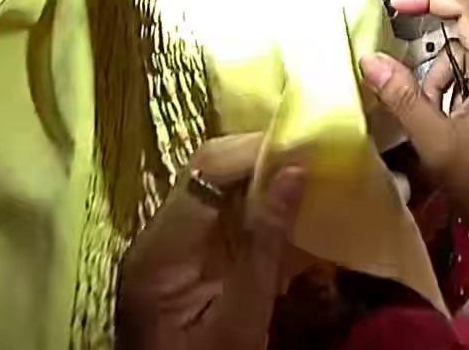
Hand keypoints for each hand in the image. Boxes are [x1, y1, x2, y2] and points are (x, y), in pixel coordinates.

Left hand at [118, 133, 307, 349]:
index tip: (304, 147)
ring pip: (219, 178)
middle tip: (312, 152)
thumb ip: (266, 245)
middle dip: (262, 154)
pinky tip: (289, 195)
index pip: (205, 171)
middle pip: (210, 167)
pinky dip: (258, 192)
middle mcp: (156, 235)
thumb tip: (297, 170)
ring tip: (308, 165)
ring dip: (264, 169)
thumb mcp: (242, 322)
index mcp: (158, 252)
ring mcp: (170, 241)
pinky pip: (224, 201)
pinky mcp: (188, 251)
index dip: (254, 149)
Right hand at [359, 0, 468, 248]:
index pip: (468, 6)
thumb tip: (371, 60)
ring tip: (427, 105)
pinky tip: (443, 114)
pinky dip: (454, 78)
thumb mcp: (437, 142)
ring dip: (443, 60)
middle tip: (404, 17)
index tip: (397, 4)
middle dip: (438, 9)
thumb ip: (403, 98)